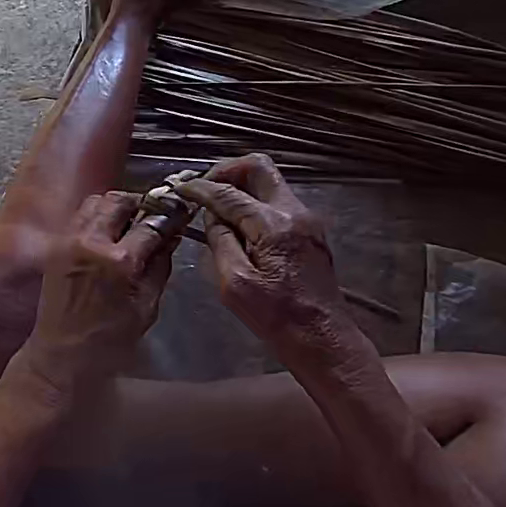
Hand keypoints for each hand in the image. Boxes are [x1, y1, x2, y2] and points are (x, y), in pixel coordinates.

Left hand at [17, 191, 174, 398]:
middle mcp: (92, 242)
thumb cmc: (110, 340)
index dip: (170, 216)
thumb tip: (171, 237)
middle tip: (153, 215)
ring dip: (117, 206)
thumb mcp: (147, 307)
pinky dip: (98, 214)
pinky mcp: (58, 244)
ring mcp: (70, 240)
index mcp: (119, 261)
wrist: (62, 354)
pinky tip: (108, 230)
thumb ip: (160, 266)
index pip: (151, 224)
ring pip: (98, 201)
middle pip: (120, 201)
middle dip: (141, 204)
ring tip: (130, 221)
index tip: (181, 212)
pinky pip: (81, 214)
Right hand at [175, 155, 373, 370]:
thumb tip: (212, 216)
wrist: (324, 340)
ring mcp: (305, 218)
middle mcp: (294, 212)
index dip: (200, 188)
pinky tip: (237, 222)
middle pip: (258, 166)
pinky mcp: (308, 229)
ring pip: (268, 180)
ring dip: (240, 185)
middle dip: (226, 171)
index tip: (181, 189)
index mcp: (274, 226)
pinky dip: (252, 199)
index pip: (229, 194)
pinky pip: (275, 198)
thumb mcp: (234, 283)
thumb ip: (220, 241)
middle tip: (204, 188)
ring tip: (217, 206)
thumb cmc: (277, 318)